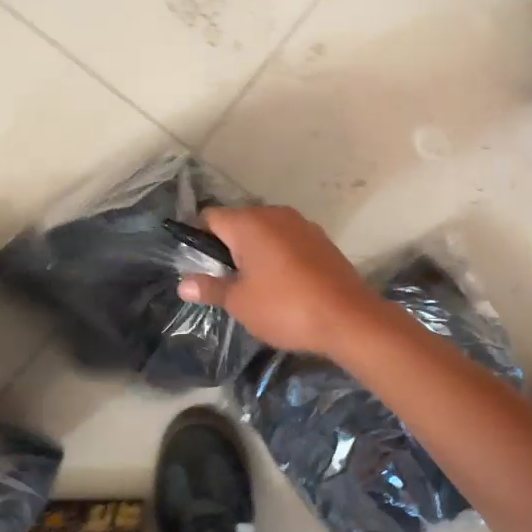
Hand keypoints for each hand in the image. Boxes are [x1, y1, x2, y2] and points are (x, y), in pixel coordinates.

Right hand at [177, 205, 386, 354]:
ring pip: (266, 231)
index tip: (198, 266)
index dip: (198, 238)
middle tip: (224, 281)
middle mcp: (275, 214)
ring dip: (255, 252)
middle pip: (239, 222)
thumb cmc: (285, 308)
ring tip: (254, 286)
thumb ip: (211, 288)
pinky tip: (283, 284)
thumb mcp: (240, 303)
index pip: (210, 218)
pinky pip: (288, 241)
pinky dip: (279, 256)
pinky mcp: (322, 239)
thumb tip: (184, 284)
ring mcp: (302, 224)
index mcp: (249, 224)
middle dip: (228, 247)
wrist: (348, 317)